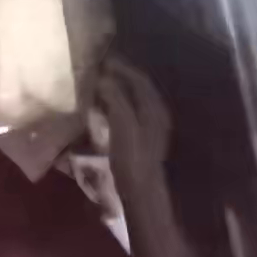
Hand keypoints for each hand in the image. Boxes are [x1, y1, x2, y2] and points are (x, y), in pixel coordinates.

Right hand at [93, 56, 171, 190]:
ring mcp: (152, 128)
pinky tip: (105, 110)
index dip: (122, 67)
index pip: (139, 79)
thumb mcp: (122, 126)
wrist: (143, 195)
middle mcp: (157, 114)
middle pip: (139, 88)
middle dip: (121, 77)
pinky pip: (131, 113)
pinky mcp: (144, 140)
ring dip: (119, 91)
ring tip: (100, 87)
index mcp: (154, 108)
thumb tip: (104, 77)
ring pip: (136, 100)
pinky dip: (118, 105)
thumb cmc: (132, 159)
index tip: (103, 61)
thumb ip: (116, 99)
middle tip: (100, 71)